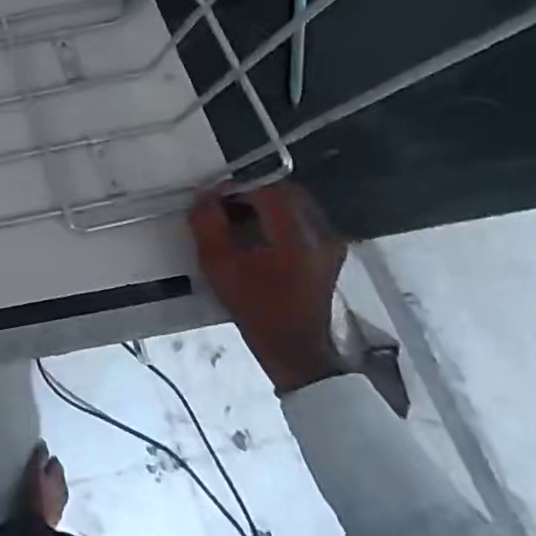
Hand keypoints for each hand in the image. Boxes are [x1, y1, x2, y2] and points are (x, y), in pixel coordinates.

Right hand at [189, 182, 347, 394]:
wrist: (294, 348)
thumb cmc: (255, 308)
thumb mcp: (219, 265)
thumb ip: (208, 224)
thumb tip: (204, 197)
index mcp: (296, 235)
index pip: (268, 188)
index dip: (236, 186)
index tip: (213, 198)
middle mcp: (321, 232)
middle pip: (285, 191)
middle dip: (251, 192)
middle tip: (223, 205)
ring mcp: (330, 241)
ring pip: (295, 203)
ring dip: (264, 203)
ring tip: (237, 219)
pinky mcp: (330, 251)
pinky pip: (302, 218)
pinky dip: (278, 217)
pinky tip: (256, 234)